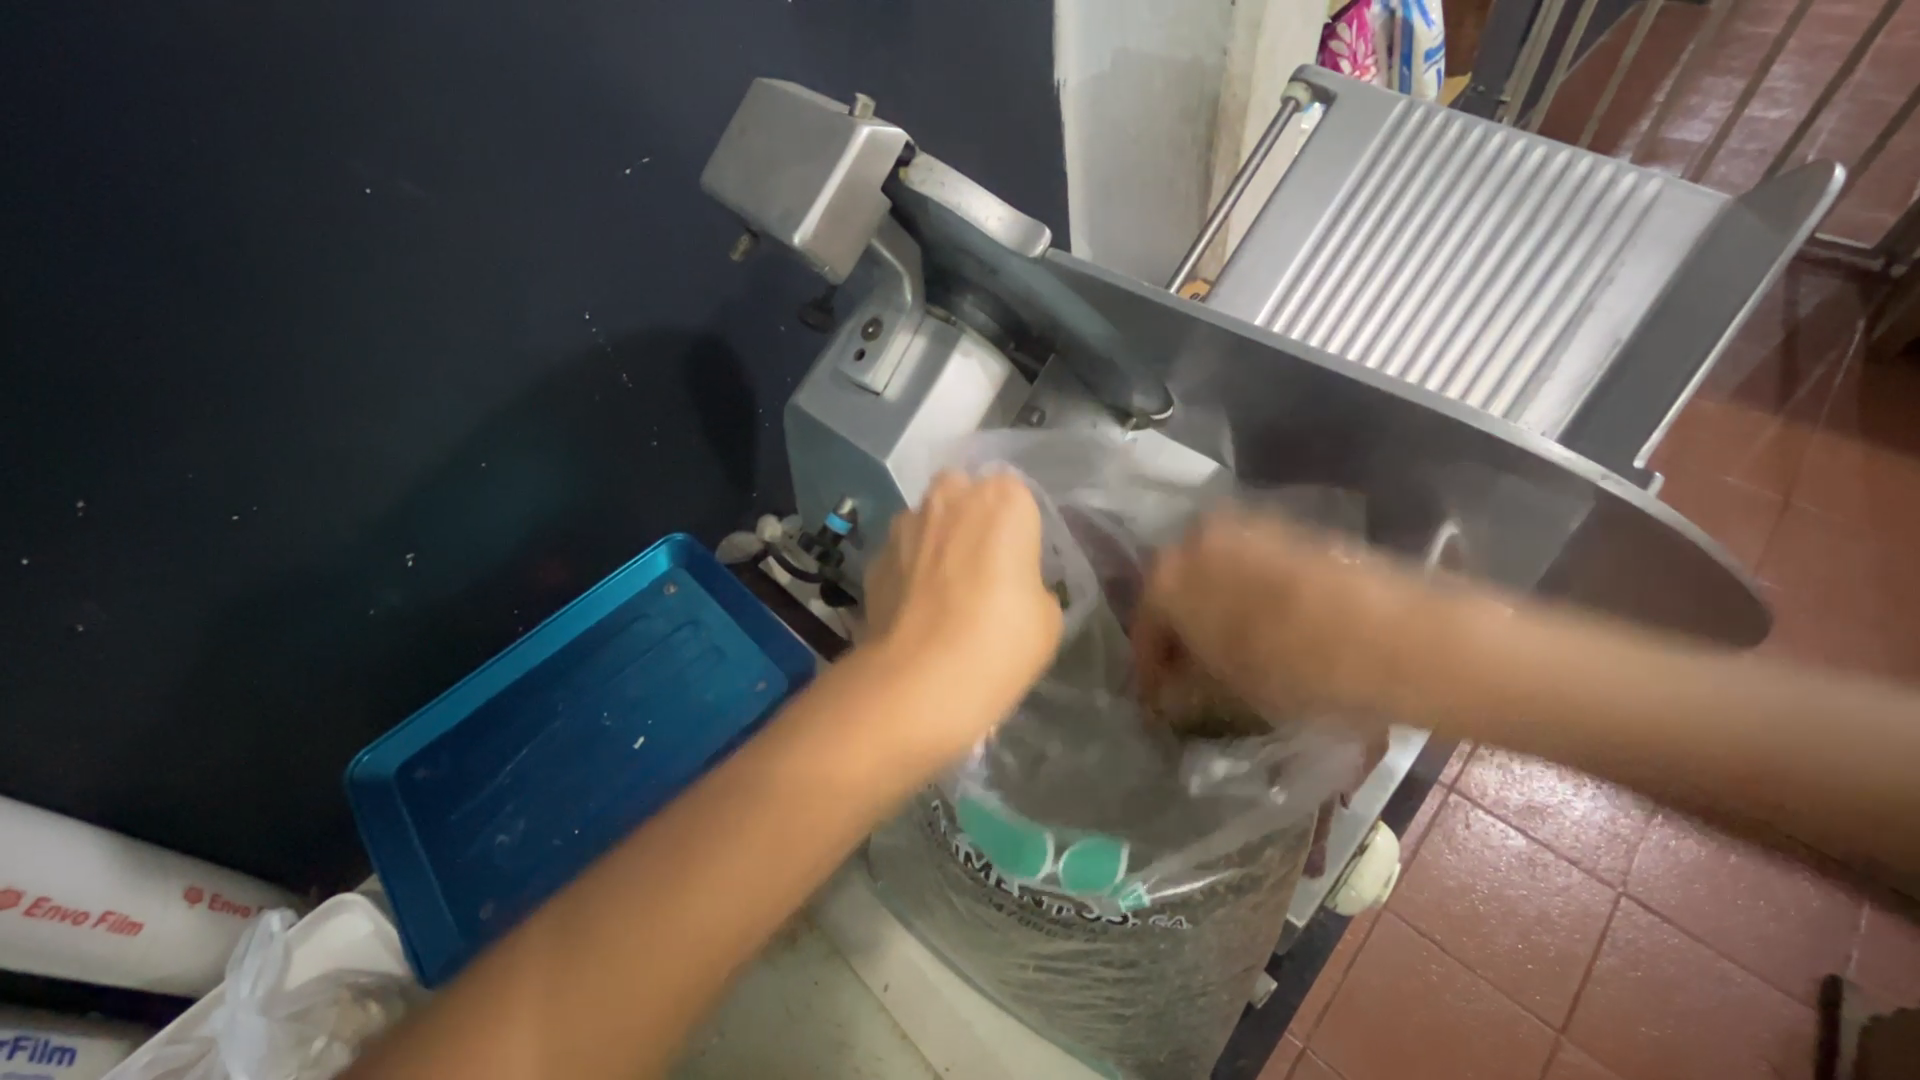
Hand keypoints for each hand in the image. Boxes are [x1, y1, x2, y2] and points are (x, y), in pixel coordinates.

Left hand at [861, 470, 1064, 757]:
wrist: (919, 680)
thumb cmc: (999, 642)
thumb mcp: (1047, 617)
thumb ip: (1031, 584)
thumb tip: (1012, 588)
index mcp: (1003, 500)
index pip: (1017, 497)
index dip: (1019, 531)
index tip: (1020, 565)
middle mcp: (950, 498)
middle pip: (964, 493)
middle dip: (971, 519)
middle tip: (982, 567)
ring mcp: (905, 526)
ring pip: (926, 520)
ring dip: (935, 542)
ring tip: (944, 591)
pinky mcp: (875, 559)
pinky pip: (900, 556)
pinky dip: (908, 573)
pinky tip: (915, 611)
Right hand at [1132, 508, 1430, 723]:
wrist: (1395, 636)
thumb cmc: (1296, 669)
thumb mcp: (1229, 690)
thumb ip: (1186, 686)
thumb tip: (1171, 690)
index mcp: (1167, 575)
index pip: (1143, 625)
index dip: (1149, 667)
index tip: (1157, 698)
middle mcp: (1197, 537)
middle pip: (1175, 589)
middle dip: (1180, 630)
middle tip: (1190, 671)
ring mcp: (1248, 526)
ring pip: (1213, 573)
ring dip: (1214, 609)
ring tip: (1231, 652)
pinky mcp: (1291, 528)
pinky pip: (1250, 565)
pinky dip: (1246, 594)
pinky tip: (1266, 627)